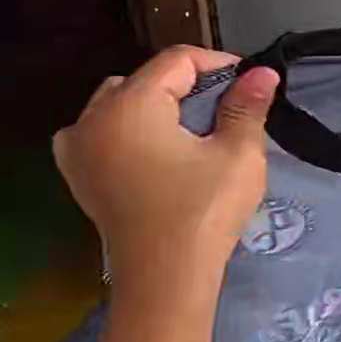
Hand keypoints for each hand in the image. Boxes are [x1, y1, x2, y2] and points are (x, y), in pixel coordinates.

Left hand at [53, 47, 279, 301]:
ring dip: (156, 104)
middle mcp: (92, 117)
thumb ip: (247, 106)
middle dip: (189, 85)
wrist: (165, 281)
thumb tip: (263, 73)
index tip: (248, 82)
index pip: (177, 60)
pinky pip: (98, 131)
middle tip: (226, 108)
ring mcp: (77, 148)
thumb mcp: (238, 154)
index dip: (218, 64)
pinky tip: (150, 147)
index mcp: (129, 105)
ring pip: (119, 101)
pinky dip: (126, 127)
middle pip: (146, 78)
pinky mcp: (78, 175)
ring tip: (191, 128)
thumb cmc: (204, 212)